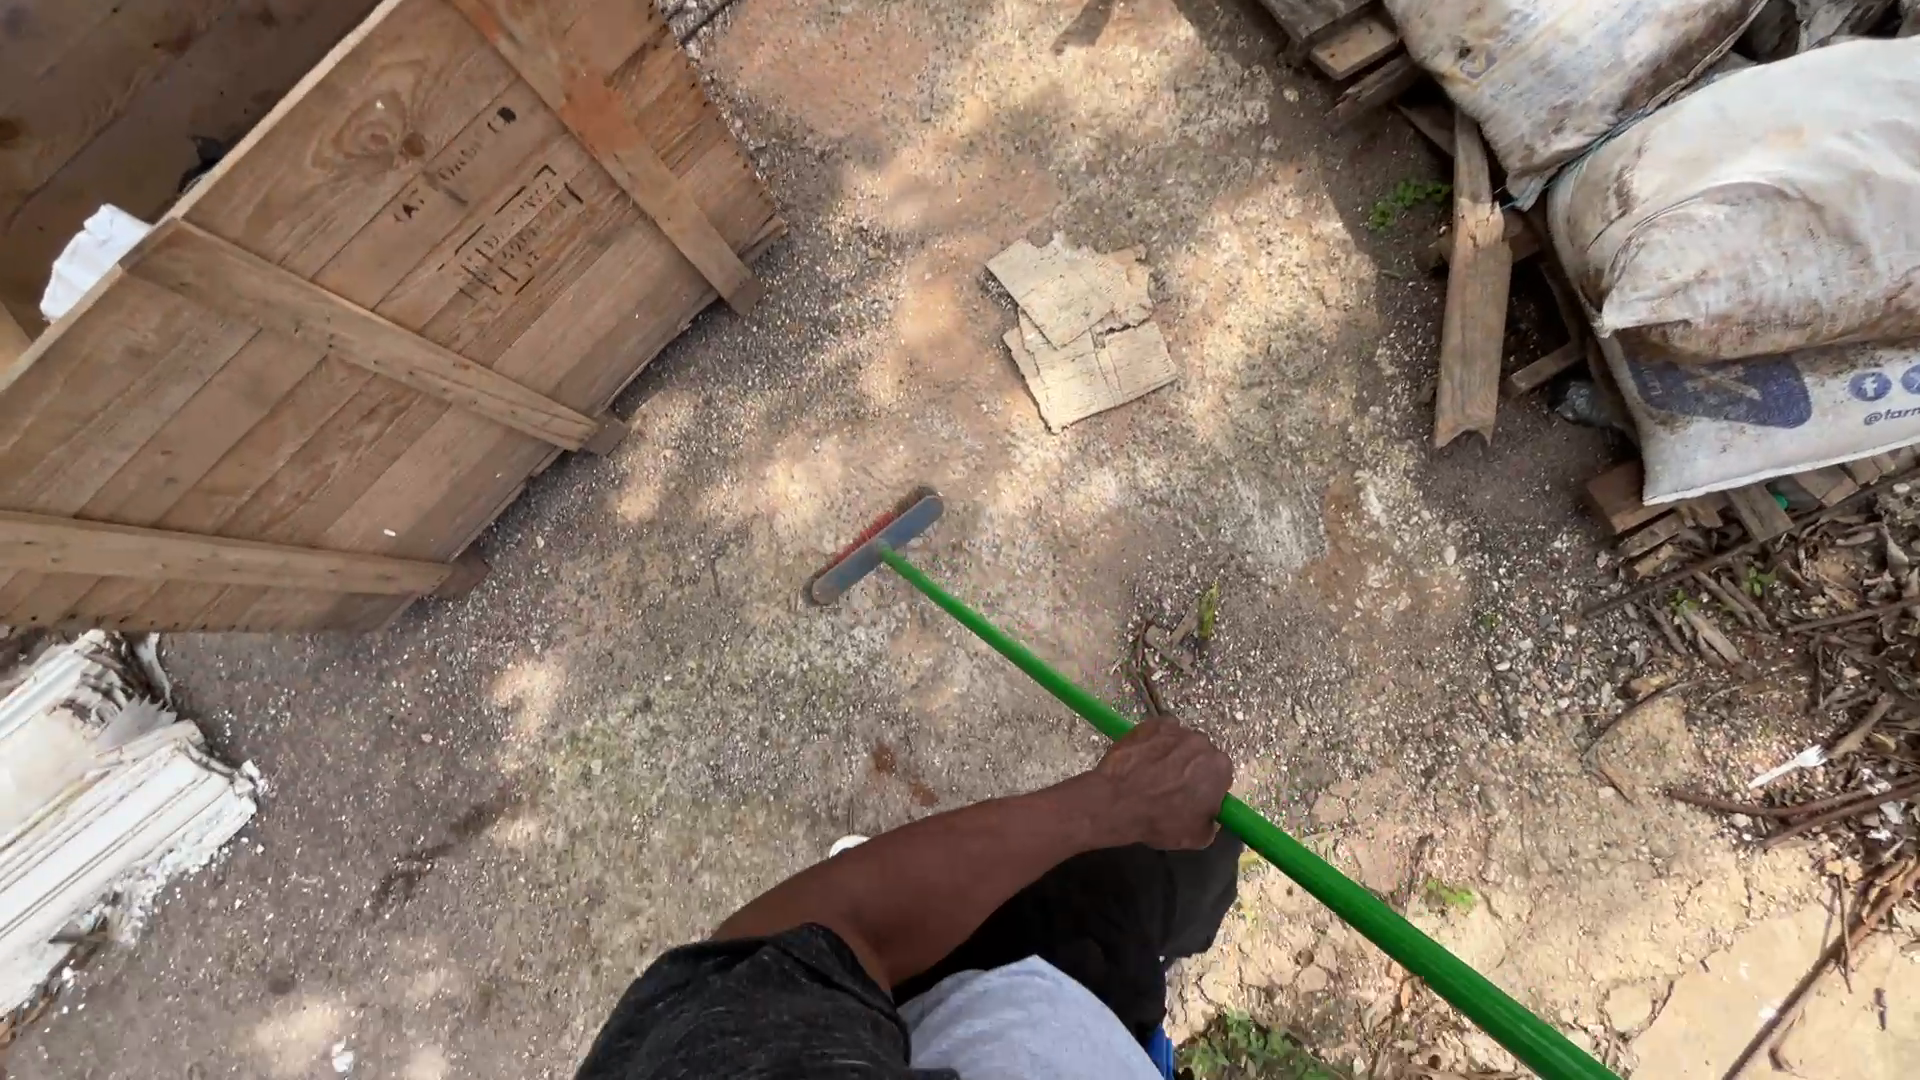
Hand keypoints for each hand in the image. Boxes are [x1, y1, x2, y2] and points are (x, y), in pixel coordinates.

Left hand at [1083, 718, 1232, 849]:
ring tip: (1153, 770)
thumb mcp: (1198, 836)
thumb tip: (1209, 814)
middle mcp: (1201, 742)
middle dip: (1191, 766)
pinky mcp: (1150, 724)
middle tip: (1172, 783)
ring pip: (1179, 741)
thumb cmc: (1161, 820)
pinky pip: (1159, 731)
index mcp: (1219, 767)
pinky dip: (1154, 741)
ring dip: (1172, 752)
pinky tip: (1143, 758)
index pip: (1221, 774)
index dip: (1208, 785)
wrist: (1117, 800)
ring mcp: (1174, 729)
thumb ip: (1212, 820)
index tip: (1194, 795)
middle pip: (1200, 753)